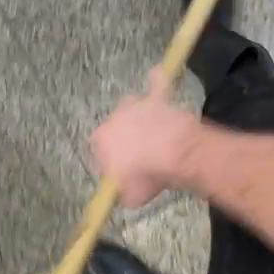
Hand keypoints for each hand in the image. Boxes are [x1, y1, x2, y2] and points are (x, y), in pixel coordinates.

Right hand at [90, 68, 202, 207]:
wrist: (174, 152)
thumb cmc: (147, 176)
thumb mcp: (130, 197)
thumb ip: (122, 191)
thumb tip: (124, 191)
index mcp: (101, 142)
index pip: (99, 153)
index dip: (111, 163)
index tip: (123, 173)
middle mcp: (113, 119)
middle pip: (115, 129)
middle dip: (124, 140)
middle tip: (141, 156)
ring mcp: (135, 106)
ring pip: (130, 108)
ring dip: (136, 117)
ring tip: (150, 130)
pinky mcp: (156, 99)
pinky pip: (155, 84)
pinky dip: (155, 81)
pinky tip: (156, 76)